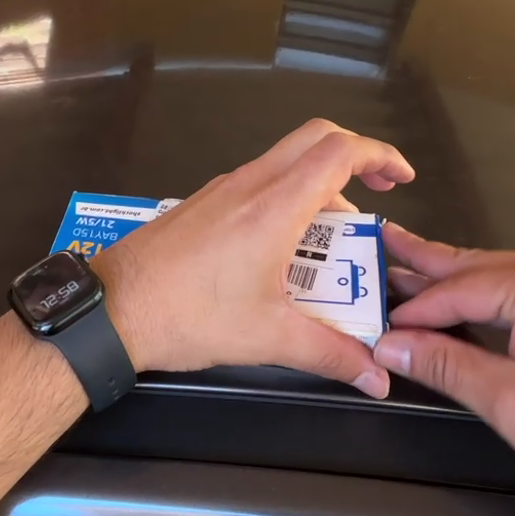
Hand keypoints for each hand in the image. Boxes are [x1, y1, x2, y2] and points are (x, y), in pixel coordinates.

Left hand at [94, 119, 413, 398]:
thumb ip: (331, 354)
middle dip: (355, 155)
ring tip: (334, 232)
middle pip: (315, 138)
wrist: (112, 307)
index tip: (402, 177)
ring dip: (319, 180)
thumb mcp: (268, 337)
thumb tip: (377, 377)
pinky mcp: (203, 202)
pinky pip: (259, 179)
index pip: (339, 152)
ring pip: (284, 158)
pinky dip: (287, 193)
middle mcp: (250, 183)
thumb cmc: (190, 315)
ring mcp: (223, 188)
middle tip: (376, 190)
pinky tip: (285, 243)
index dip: (380, 155)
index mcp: (275, 205)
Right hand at [372, 227, 514, 515]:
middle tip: (382, 247)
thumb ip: (443, 363)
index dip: (411, 308)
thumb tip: (389, 344)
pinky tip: (469, 307)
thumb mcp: (510, 404)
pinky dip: (496, 303)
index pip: (458, 288)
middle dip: (429, 268)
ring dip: (461, 286)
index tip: (374, 321)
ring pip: (507, 281)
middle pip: (481, 269)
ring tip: (412, 276)